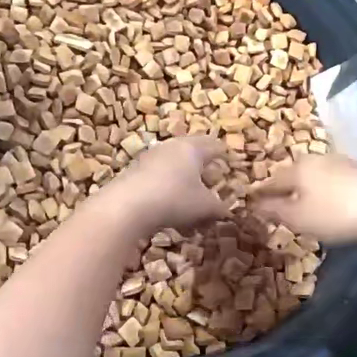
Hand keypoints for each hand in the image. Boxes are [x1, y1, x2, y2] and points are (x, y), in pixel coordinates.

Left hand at [92, 136, 227, 233]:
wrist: (126, 206)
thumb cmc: (174, 199)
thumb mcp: (204, 206)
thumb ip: (219, 207)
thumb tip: (227, 211)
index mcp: (192, 148)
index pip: (214, 146)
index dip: (224, 153)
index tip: (230, 159)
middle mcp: (170, 148)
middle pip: (192, 152)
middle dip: (202, 165)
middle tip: (212, 176)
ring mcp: (149, 159)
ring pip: (174, 167)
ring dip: (184, 180)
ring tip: (192, 198)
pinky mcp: (134, 174)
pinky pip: (159, 179)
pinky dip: (169, 191)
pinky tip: (171, 211)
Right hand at [250, 154, 356, 245]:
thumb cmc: (336, 213)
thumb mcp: (299, 218)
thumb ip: (274, 211)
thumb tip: (253, 204)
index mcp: (297, 167)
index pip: (270, 182)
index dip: (260, 196)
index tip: (251, 206)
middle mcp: (316, 159)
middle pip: (293, 175)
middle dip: (285, 190)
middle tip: (278, 208)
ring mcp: (341, 162)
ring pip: (315, 177)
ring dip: (308, 191)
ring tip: (306, 209)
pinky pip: (334, 181)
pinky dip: (327, 192)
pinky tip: (333, 205)